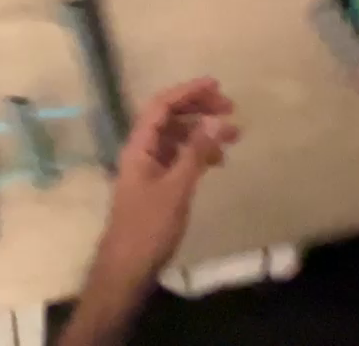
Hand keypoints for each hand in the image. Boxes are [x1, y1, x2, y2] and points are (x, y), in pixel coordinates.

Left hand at [90, 77, 239, 287]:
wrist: (125, 271)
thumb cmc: (148, 228)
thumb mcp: (176, 189)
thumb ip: (196, 153)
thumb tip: (216, 120)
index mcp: (139, 145)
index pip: (162, 105)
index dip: (187, 91)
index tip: (215, 85)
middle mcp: (141, 150)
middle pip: (170, 117)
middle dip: (199, 108)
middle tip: (230, 109)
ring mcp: (148, 167)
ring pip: (176, 136)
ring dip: (202, 131)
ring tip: (233, 135)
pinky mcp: (156, 184)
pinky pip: (178, 156)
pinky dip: (198, 152)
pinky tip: (217, 160)